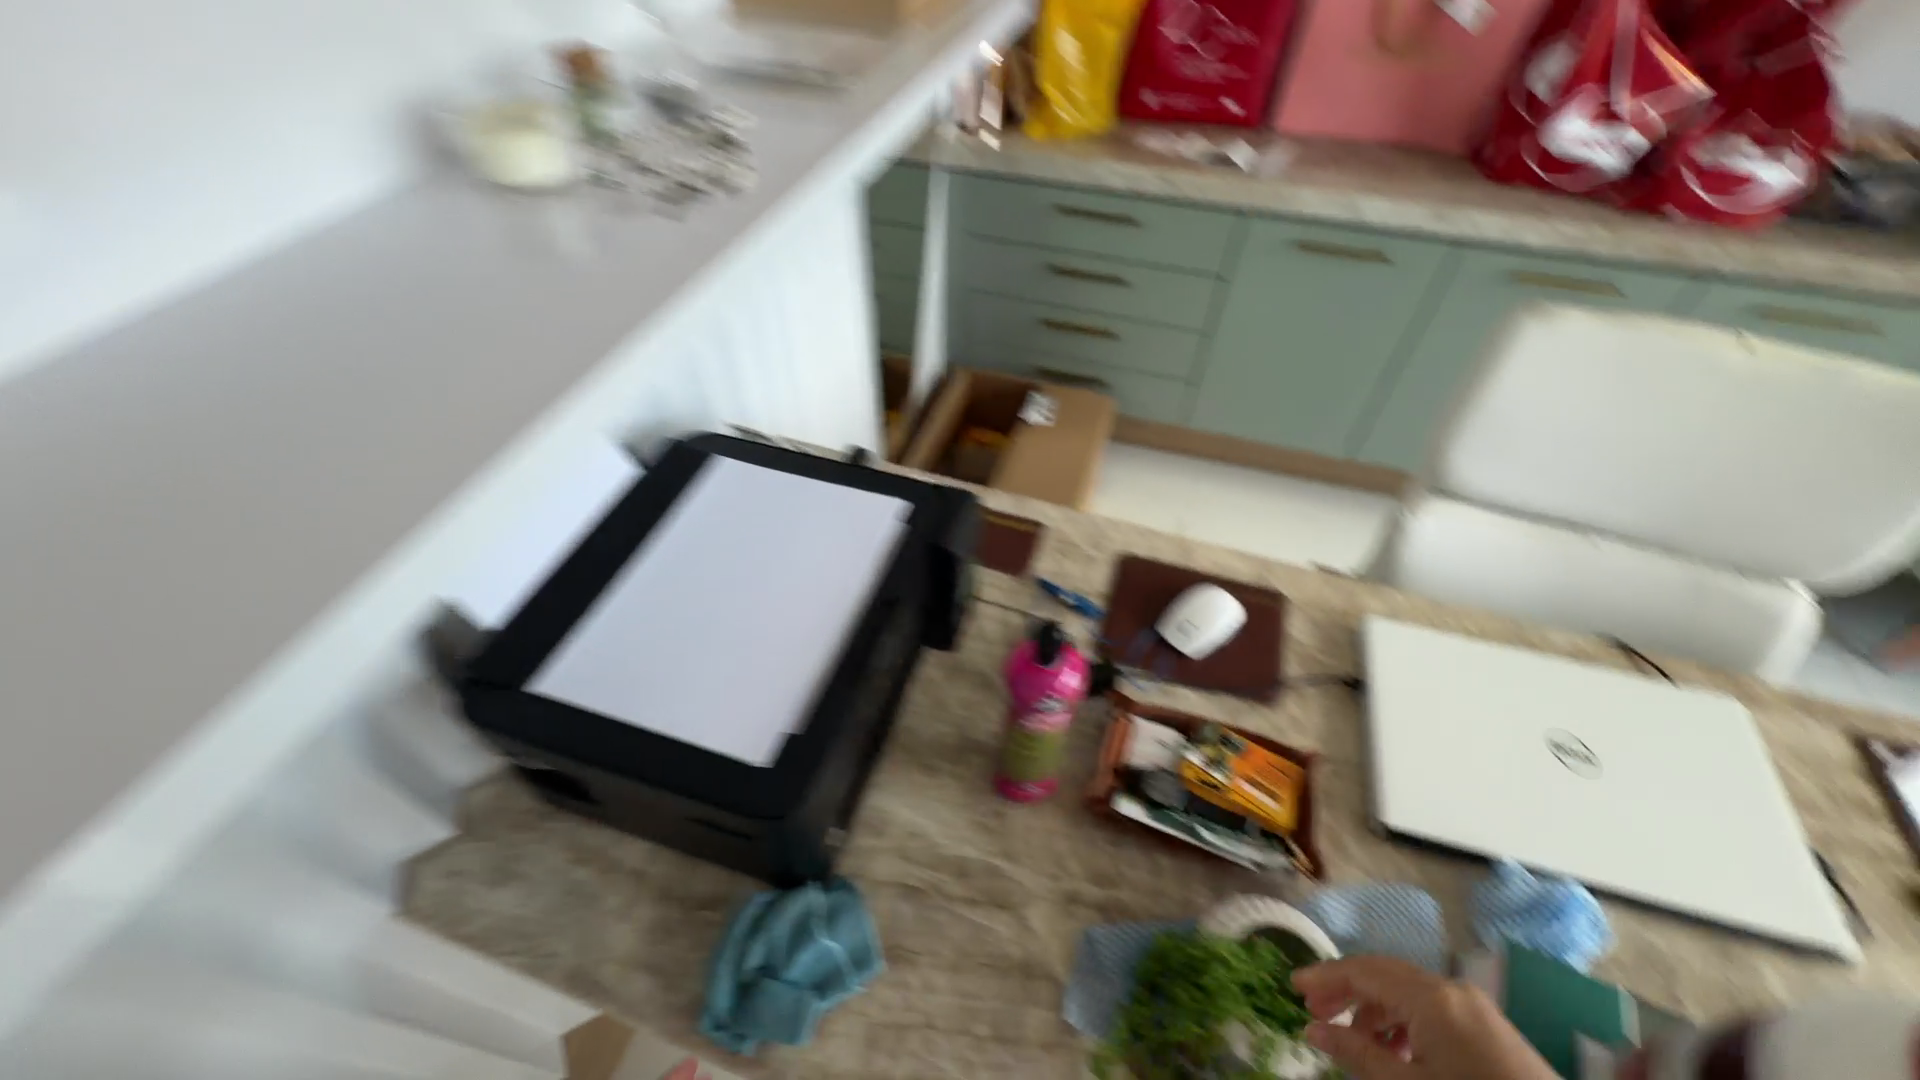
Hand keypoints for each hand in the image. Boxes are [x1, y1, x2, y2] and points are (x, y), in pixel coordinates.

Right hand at [1291, 956, 1557, 1079]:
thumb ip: (1358, 1054)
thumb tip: (1313, 1030)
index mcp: (1430, 997)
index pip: (1364, 971)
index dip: (1325, 976)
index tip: (1293, 987)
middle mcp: (1451, 989)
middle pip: (1384, 974)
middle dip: (1346, 990)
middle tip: (1313, 1010)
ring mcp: (1474, 1006)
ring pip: (1407, 991)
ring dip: (1374, 1009)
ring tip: (1352, 1040)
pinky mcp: (1488, 1026)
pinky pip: (1431, 1008)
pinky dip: (1402, 1021)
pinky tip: (1394, 1051)